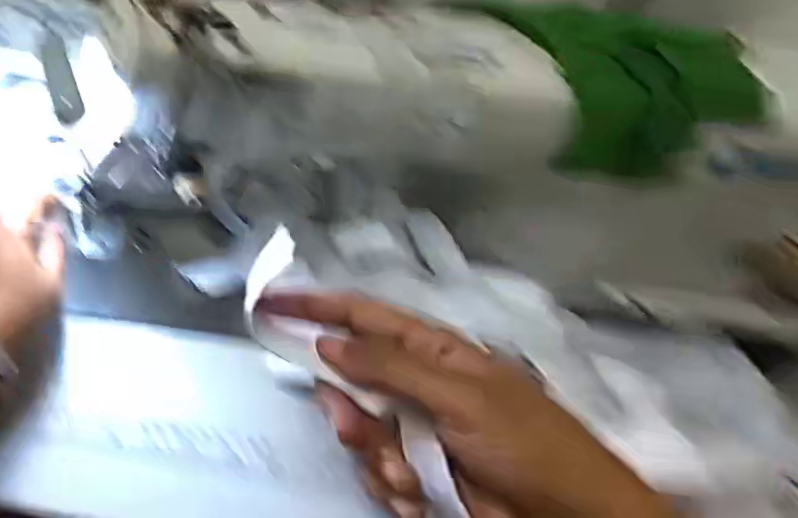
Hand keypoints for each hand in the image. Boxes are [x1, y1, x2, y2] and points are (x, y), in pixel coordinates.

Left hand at [0, 202, 66, 352]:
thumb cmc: (16, 307)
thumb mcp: (49, 282)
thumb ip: (55, 249)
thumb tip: (55, 227)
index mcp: (6, 222)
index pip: (33, 200)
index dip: (49, 201)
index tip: (59, 204)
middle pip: (8, 206)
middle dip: (24, 211)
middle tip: (41, 225)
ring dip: (9, 226)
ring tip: (27, 242)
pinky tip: (9, 257)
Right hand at [258, 293, 673, 517]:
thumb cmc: (530, 445)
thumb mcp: (461, 395)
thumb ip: (389, 363)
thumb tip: (326, 340)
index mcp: (427, 348)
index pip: (356, 313)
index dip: (310, 303)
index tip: (267, 301)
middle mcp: (413, 383)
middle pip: (347, 379)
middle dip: (345, 407)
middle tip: (353, 427)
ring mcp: (415, 431)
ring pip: (358, 430)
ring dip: (376, 455)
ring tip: (412, 478)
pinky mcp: (419, 476)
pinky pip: (377, 473)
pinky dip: (393, 488)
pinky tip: (423, 497)